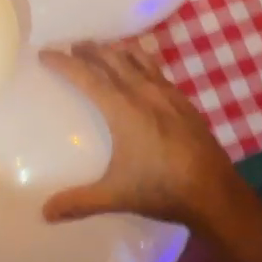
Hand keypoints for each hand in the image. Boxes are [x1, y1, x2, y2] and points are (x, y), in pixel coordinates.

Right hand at [40, 44, 244, 228]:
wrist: (217, 195)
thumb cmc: (162, 190)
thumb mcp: (116, 196)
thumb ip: (79, 202)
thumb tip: (45, 214)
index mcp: (123, 109)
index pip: (86, 75)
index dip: (63, 62)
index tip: (44, 53)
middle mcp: (143, 93)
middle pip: (111, 58)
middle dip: (89, 49)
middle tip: (72, 47)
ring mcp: (168, 94)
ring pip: (137, 58)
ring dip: (115, 50)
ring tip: (102, 50)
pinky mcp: (184, 102)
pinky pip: (156, 70)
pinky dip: (140, 61)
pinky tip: (140, 73)